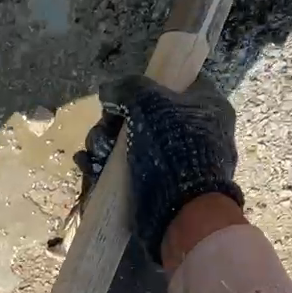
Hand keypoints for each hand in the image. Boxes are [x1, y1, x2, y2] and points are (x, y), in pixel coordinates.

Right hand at [89, 75, 243, 262]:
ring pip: (127, 142)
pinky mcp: (151, 187)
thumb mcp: (150, 102)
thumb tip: (108, 90)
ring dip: (103, 144)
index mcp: (204, 106)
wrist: (181, 210)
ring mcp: (170, 162)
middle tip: (105, 130)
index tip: (125, 92)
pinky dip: (102, 166)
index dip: (149, 82)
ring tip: (95, 153)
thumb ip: (127, 88)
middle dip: (113, 122)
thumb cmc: (174, 148)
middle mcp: (190, 131)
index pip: (177, 82)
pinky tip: (87, 164)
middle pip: (141, 114)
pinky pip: (122, 169)